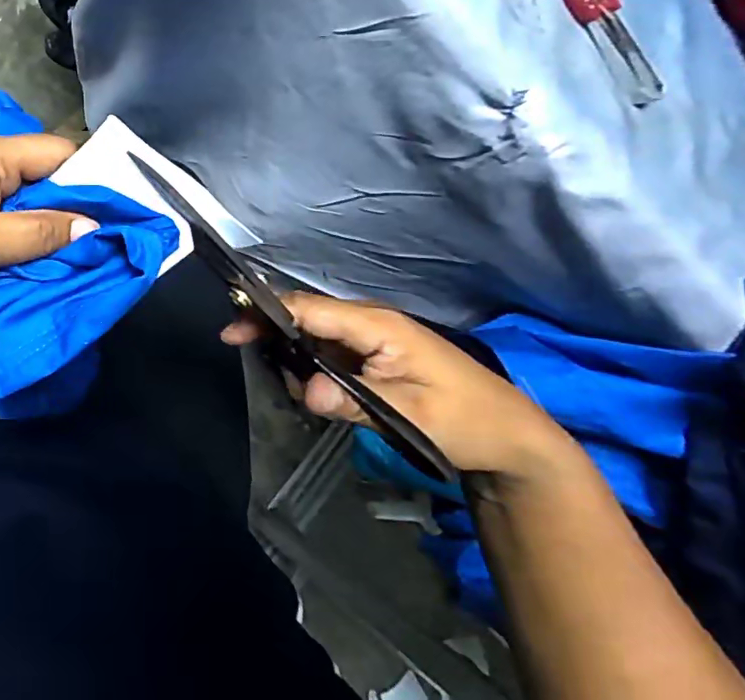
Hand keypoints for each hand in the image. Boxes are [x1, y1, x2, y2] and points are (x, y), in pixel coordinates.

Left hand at [0, 134, 99, 291]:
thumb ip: (38, 233)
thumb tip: (94, 226)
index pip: (62, 153)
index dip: (94, 182)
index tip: (120, 216)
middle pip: (45, 169)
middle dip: (72, 203)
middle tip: (101, 240)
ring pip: (26, 188)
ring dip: (46, 215)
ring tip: (73, 248)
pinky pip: (4, 200)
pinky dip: (21, 221)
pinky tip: (32, 245)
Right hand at [223, 293, 575, 481]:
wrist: (512, 437)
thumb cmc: (467, 421)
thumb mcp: (413, 415)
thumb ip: (356, 401)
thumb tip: (307, 393)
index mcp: (377, 324)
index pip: (308, 308)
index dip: (266, 314)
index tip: (232, 331)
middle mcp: (368, 321)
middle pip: (302, 314)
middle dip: (270, 331)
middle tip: (244, 353)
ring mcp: (368, 336)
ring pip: (310, 332)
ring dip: (291, 354)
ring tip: (298, 389)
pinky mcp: (369, 353)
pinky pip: (324, 349)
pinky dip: (308, 364)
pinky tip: (315, 389)